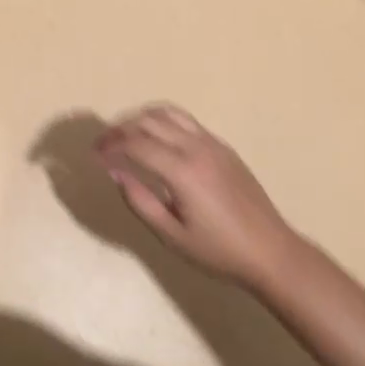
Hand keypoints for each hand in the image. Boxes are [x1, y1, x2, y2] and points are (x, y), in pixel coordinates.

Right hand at [96, 104, 301, 287]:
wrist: (270, 251)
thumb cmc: (219, 252)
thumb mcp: (172, 236)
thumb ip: (141, 202)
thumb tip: (116, 174)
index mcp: (182, 171)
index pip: (136, 144)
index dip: (110, 146)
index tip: (94, 156)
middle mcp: (196, 147)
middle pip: (149, 121)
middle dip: (121, 129)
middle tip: (104, 146)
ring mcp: (212, 143)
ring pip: (168, 113)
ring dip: (142, 119)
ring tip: (126, 137)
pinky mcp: (223, 147)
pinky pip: (186, 122)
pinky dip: (163, 122)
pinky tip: (157, 142)